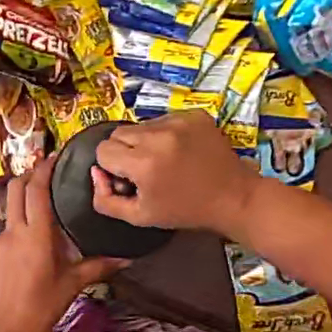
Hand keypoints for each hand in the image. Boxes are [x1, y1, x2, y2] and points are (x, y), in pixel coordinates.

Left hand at [0, 154, 127, 331]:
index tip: (54, 156)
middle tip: (46, 168)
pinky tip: (31, 236)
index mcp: (35, 235)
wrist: (6, 328)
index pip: (36, 190)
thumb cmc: (43, 306)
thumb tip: (128, 258)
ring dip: (23, 199)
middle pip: (15, 189)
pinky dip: (18, 224)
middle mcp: (13, 231)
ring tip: (42, 201)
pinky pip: (6, 229)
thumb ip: (98, 266)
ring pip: (9, 208)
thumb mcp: (73, 284)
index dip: (44, 169)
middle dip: (28, 174)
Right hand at [91, 112, 263, 235]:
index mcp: (143, 163)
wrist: (236, 198)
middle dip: (125, 152)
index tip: (130, 179)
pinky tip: (180, 150)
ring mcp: (178, 122)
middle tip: (145, 170)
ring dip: (144, 141)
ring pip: (139, 126)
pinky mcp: (194, 114)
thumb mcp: (139, 217)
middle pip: (117, 134)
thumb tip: (95, 173)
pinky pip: (162, 119)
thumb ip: (105, 199)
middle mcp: (158, 137)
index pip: (103, 150)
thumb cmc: (185, 211)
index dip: (112, 167)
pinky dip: (165, 134)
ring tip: (165, 160)